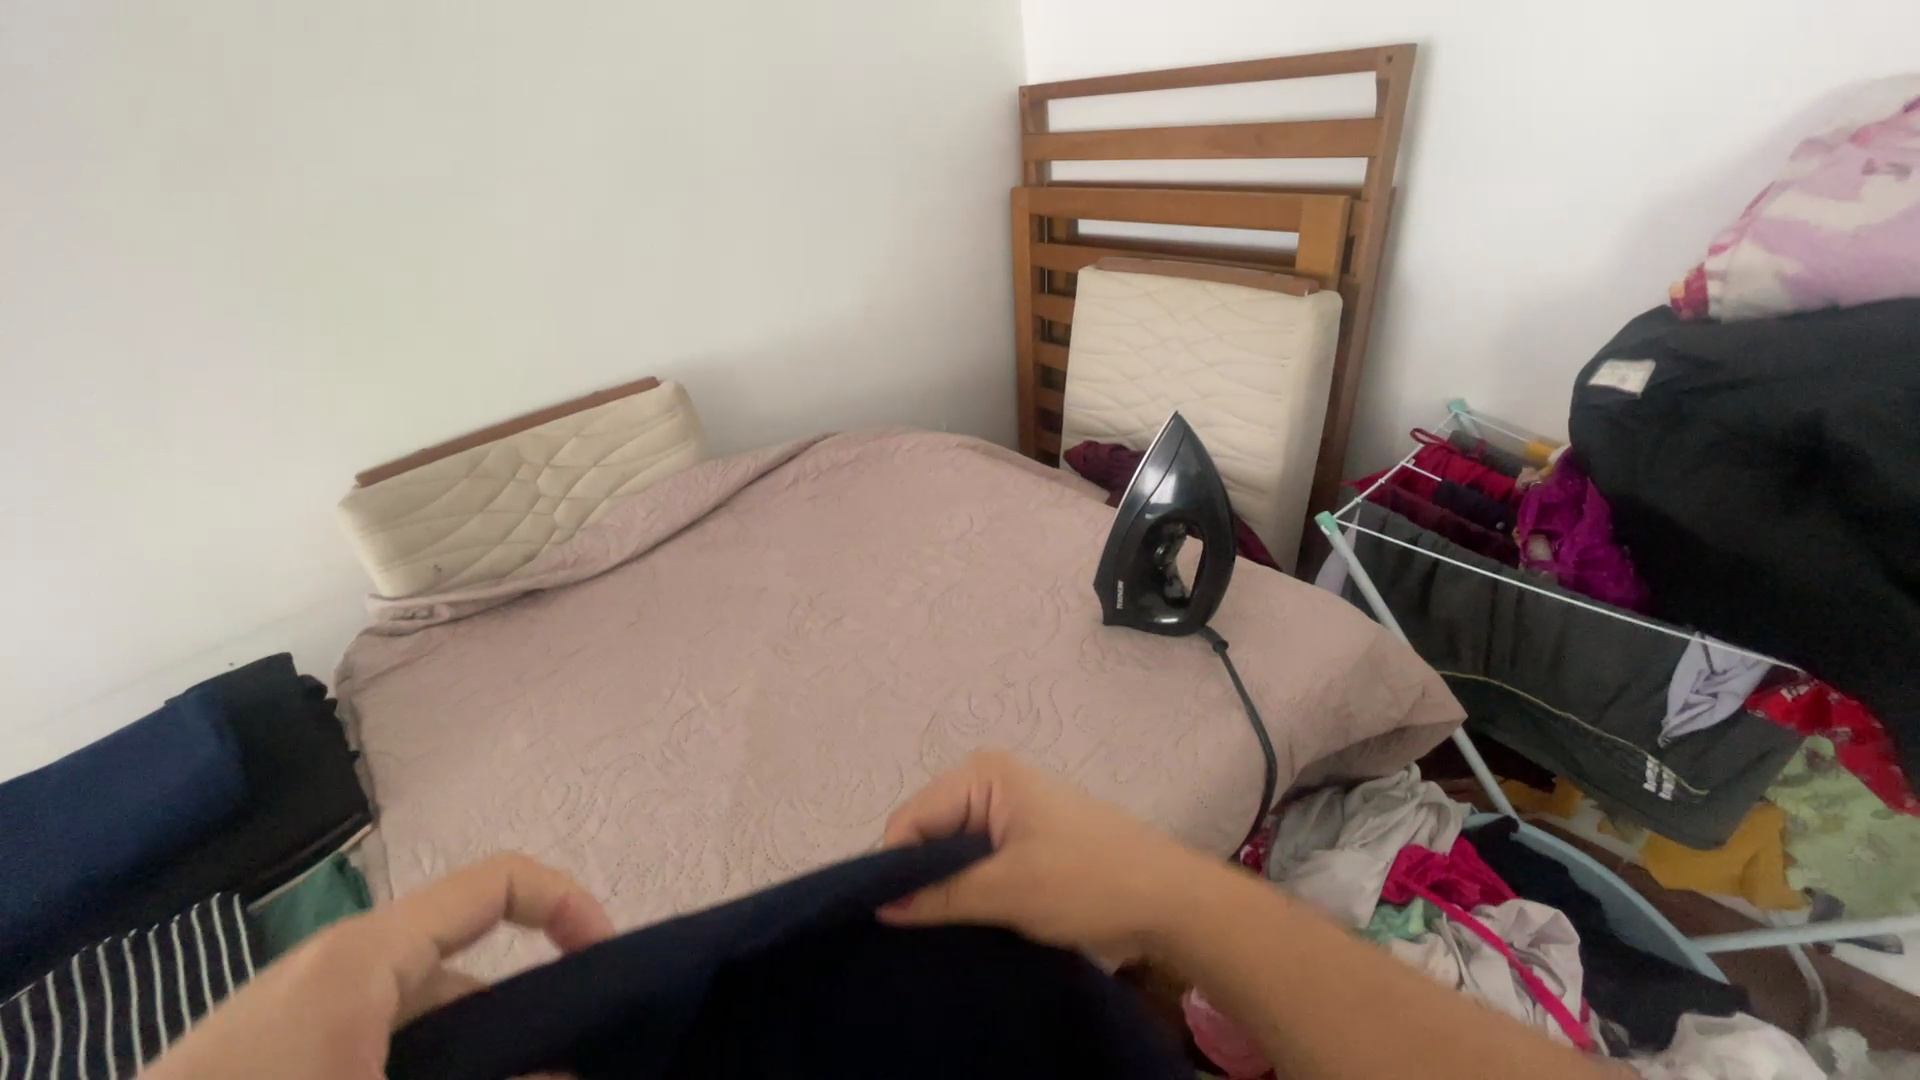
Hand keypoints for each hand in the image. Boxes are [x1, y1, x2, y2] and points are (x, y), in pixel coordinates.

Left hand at [145, 853, 613, 1079]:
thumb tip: (570, 1074)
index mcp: (369, 954)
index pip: (500, 880)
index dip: (568, 904)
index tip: (603, 964)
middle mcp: (338, 960)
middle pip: (463, 962)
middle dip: (513, 1020)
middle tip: (542, 1071)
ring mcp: (296, 1007)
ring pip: (418, 1011)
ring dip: (463, 1056)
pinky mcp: (267, 1050)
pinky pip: (371, 1039)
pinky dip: (412, 1065)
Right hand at [879, 750, 1230, 959]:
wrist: (1167, 898)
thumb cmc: (1088, 880)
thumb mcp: (1008, 890)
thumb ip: (939, 895)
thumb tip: (879, 906)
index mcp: (982, 774)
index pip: (911, 819)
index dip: (895, 867)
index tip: (888, 919)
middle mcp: (987, 781)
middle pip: (927, 832)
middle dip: (920, 877)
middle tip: (917, 929)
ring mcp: (1005, 808)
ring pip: (948, 850)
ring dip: (945, 887)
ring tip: (942, 927)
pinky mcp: (1019, 835)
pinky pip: (973, 859)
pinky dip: (967, 887)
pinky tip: (967, 918)